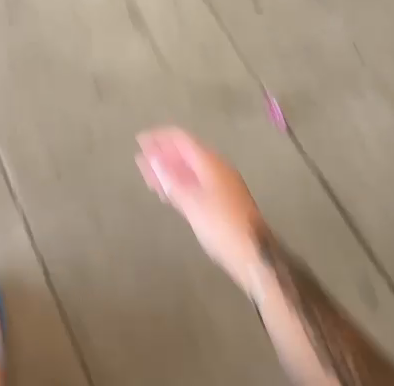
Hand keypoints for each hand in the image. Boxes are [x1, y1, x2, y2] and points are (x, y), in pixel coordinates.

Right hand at [135, 127, 266, 291]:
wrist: (253, 255)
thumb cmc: (220, 224)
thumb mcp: (191, 201)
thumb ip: (170, 178)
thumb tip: (153, 158)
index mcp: (210, 162)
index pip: (180, 139)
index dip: (159, 138)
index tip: (140, 141)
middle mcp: (216, 168)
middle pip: (185, 153)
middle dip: (162, 155)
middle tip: (141, 159)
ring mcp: (220, 185)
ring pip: (189, 171)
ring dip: (169, 171)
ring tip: (149, 176)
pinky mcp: (222, 202)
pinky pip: (195, 184)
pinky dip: (179, 184)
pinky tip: (168, 193)